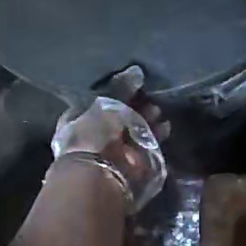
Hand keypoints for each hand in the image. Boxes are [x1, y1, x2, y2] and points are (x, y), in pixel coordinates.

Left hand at [51, 67, 168, 210]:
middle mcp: (97, 136)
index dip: (117, 92)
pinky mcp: (135, 163)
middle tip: (149, 98)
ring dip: (148, 120)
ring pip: (137, 130)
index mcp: (80, 120)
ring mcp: (117, 151)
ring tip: (158, 112)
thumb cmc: (94, 134)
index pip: (101, 101)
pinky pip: (149, 144)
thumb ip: (121, 87)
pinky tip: (165, 127)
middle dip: (137, 107)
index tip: (134, 84)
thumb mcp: (105, 103)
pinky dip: (158, 135)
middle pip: (121, 116)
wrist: (103, 174)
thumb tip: (136, 72)